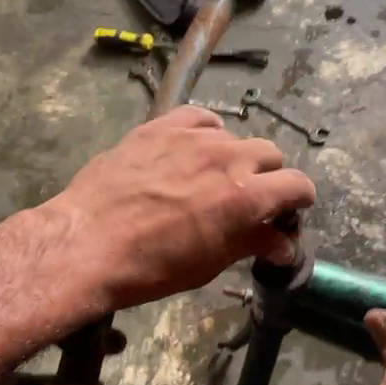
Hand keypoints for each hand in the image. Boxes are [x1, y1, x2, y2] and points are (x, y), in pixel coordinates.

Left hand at [47, 107, 316, 310]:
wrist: (87, 243)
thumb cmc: (152, 266)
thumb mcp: (210, 263)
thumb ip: (252, 243)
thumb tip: (284, 243)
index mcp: (247, 196)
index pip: (297, 184)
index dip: (298, 200)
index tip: (288, 212)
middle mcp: (228, 157)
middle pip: (270, 154)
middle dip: (268, 176)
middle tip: (247, 199)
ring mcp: (194, 137)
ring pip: (234, 136)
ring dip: (234, 156)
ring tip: (211, 177)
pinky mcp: (162, 126)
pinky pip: (200, 118)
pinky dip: (206, 132)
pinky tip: (192, 150)